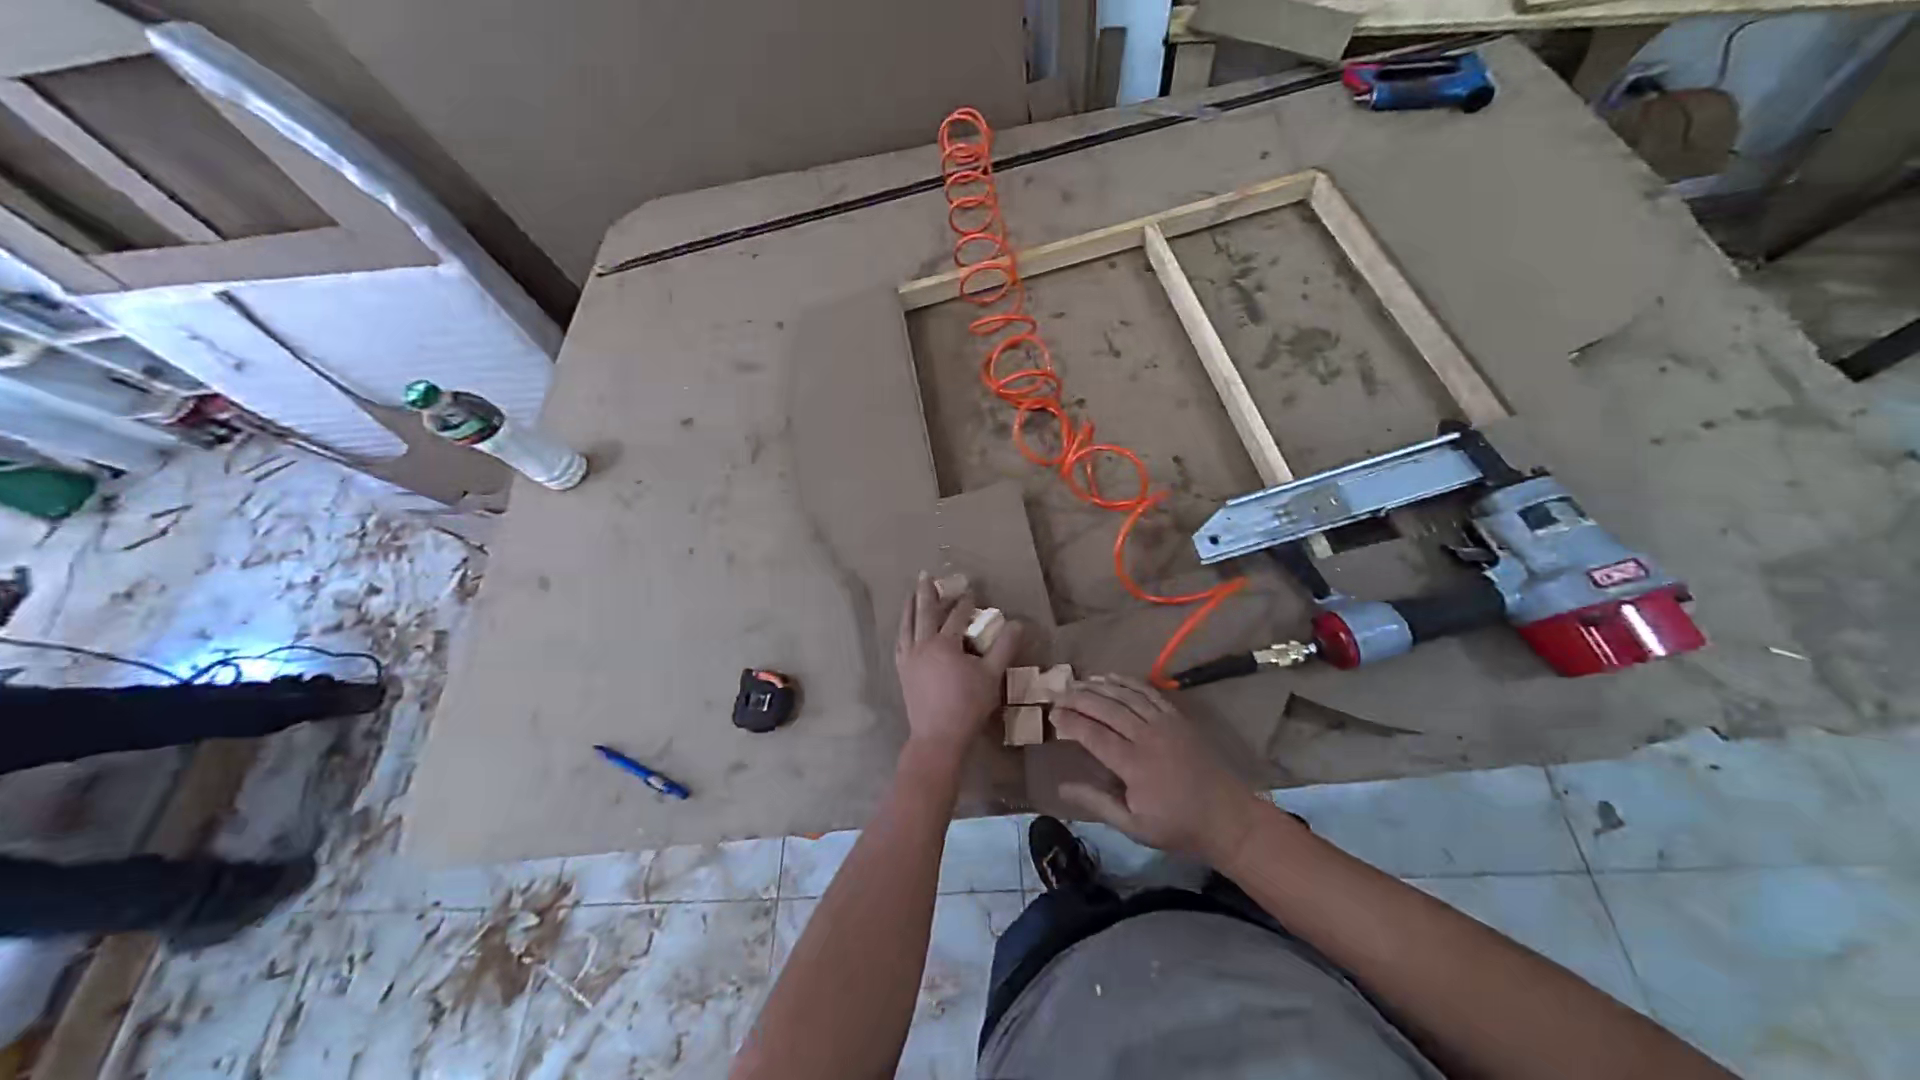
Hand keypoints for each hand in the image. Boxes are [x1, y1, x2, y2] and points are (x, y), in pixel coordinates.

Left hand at [894, 572, 1021, 763]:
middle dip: (927, 593)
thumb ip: (1004, 648)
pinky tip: (905, 628)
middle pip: (925, 613)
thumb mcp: (992, 676)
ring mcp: (909, 658)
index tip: (972, 591)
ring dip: (910, 607)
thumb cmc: (968, 705)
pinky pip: (900, 643)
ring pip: (908, 625)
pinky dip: (903, 630)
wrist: (938, 736)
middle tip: (926, 574)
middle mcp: (922, 645)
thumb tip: (1018, 624)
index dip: (966, 603)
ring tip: (911, 593)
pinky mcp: (902, 671)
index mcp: (944, 644)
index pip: (957, 616)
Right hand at [1051, 675, 1277, 863]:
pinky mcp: (1178, 718)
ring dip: (1099, 686)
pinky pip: (1149, 692)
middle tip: (1059, 695)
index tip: (1052, 715)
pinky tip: (1111, 678)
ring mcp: (1165, 724)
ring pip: (1126, 695)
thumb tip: (1061, 786)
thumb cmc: (1176, 826)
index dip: (1070, 722)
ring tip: (1078, 683)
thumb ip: (1096, 802)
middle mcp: (1147, 737)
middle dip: (1079, 698)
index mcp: (1134, 765)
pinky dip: (1127, 682)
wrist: (1227, 818)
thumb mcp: (1133, 826)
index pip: (1093, 734)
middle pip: (1106, 708)